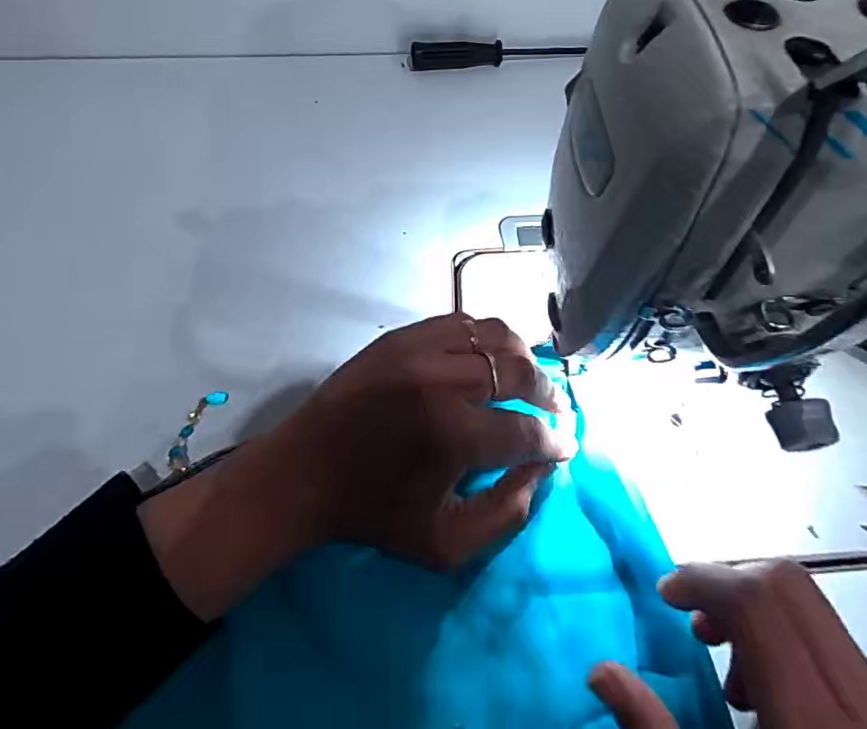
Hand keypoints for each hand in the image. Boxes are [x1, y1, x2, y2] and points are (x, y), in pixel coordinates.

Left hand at [140, 313, 574, 618]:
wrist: (303, 472)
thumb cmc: (374, 511)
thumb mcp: (444, 543)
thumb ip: (506, 513)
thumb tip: (542, 468)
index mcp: (453, 436)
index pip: (527, 431)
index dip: (554, 440)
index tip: (563, 444)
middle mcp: (442, 381)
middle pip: (521, 371)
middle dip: (549, 393)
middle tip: (555, 409)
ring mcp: (420, 348)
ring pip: (498, 335)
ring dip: (524, 358)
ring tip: (529, 379)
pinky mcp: (402, 334)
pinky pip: (464, 322)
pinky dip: (488, 338)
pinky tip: (491, 358)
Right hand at [588, 561, 866, 728]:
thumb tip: (602, 671)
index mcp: (810, 718)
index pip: (759, 601)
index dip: (705, 580)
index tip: (666, 594)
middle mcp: (857, 698)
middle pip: (788, 585)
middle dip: (728, 582)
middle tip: (689, 617)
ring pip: (811, 606)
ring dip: (755, 607)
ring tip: (722, 659)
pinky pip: (829, 638)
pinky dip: (784, 635)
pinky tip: (763, 689)